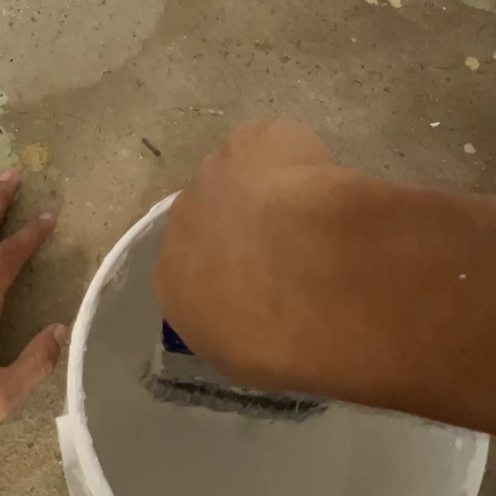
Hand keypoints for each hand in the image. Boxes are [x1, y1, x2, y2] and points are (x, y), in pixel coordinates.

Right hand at [154, 120, 339, 385]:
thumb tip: (259, 317)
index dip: (226, 270)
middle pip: (210, 214)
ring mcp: (214, 173)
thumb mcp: (248, 356)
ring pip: (240, 175)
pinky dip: (296, 156)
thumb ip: (239, 326)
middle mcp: (181, 220)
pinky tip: (324, 182)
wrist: (304, 277)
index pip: (189, 271)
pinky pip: (272, 144)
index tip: (260, 280)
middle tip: (291, 245)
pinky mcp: (252, 139)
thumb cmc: (274, 337)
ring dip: (269, 188)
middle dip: (245, 224)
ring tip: (314, 213)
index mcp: (171, 280)